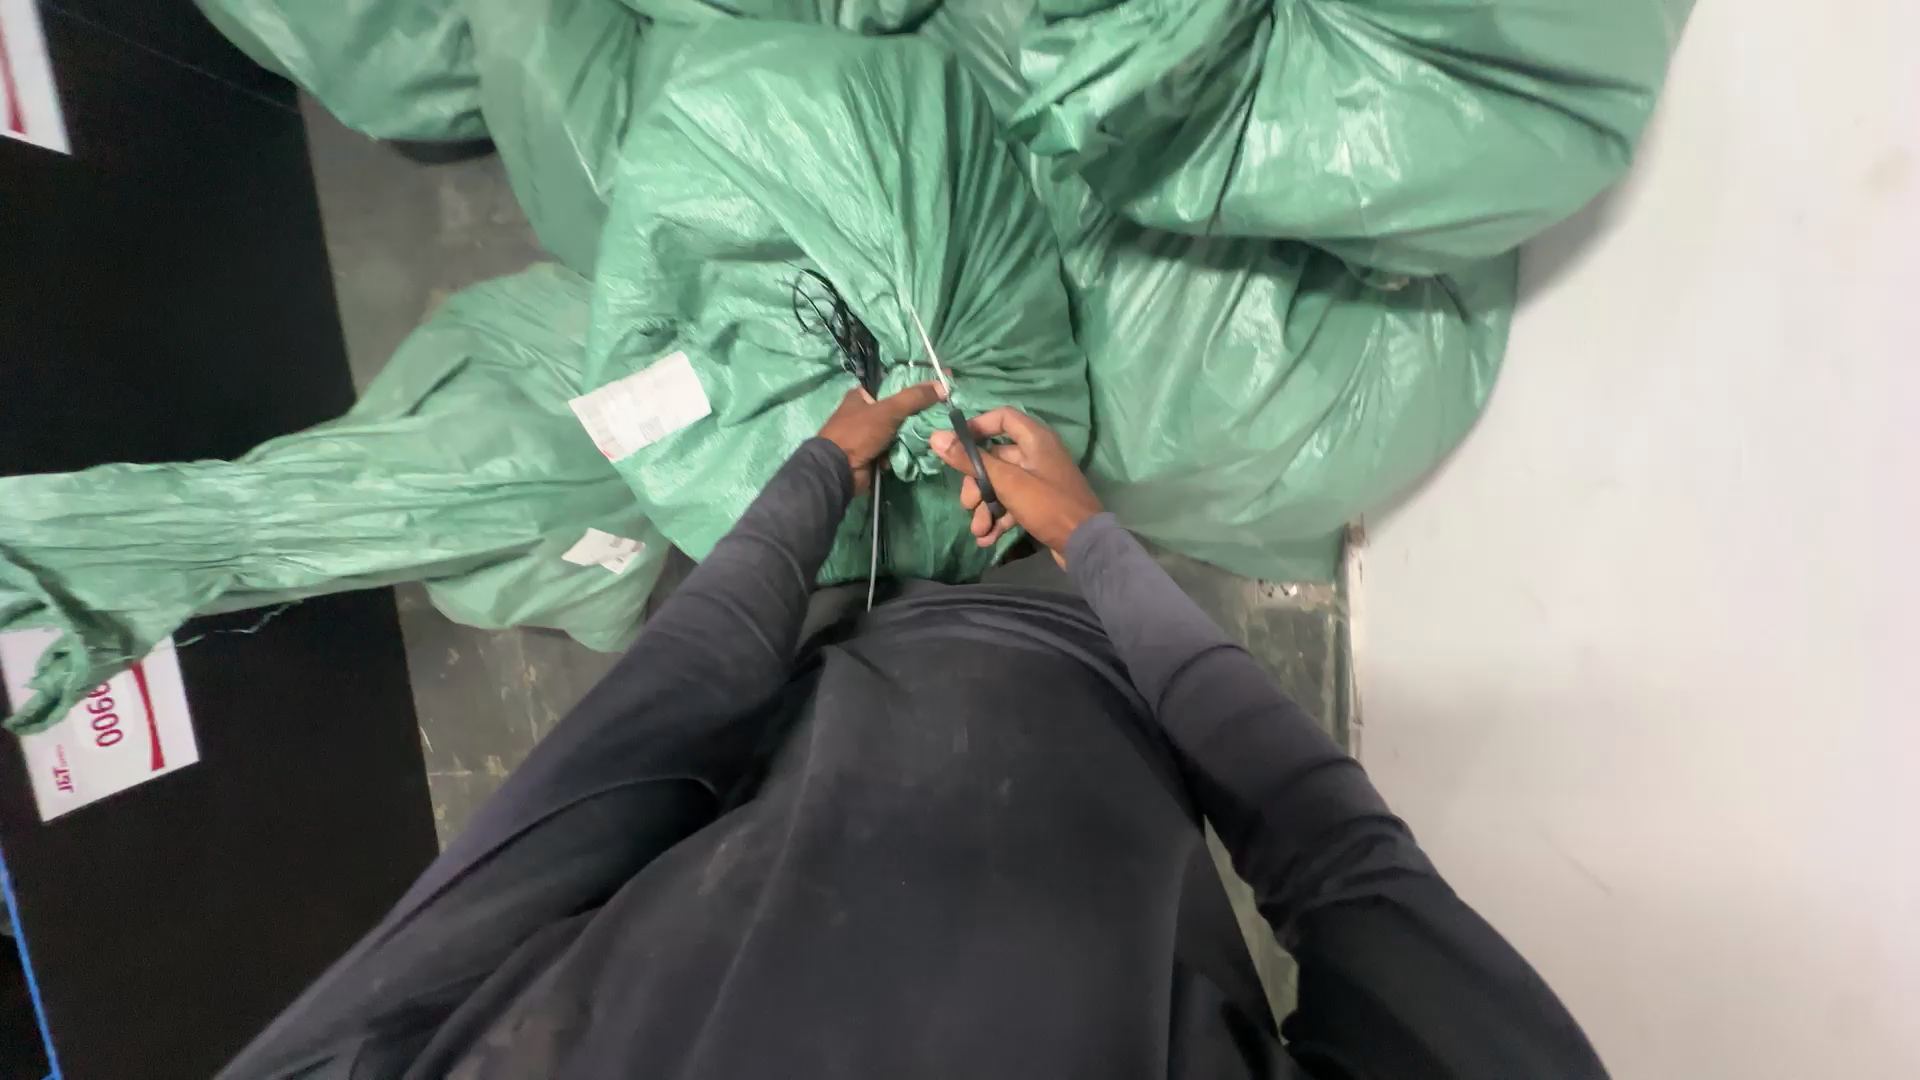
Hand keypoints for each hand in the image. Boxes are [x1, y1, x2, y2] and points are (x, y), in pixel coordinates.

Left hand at [817, 382, 942, 494]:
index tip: (935, 393)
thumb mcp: (888, 410)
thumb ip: (914, 398)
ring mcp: (867, 436)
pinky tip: (909, 454)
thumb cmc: (859, 433)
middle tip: (935, 418)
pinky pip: (893, 450)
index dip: (914, 390)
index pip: (893, 387)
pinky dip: (900, 453)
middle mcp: (864, 414)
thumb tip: (943, 386)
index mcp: (862, 396)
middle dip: (914, 418)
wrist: (839, 470)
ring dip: (908, 438)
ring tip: (926, 438)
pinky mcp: (872, 455)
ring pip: (898, 432)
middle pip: (898, 412)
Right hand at [929, 406, 1103, 562]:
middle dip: (976, 484)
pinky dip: (999, 518)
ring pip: (1001, 484)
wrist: (1084, 545)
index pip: (1002, 418)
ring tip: (978, 530)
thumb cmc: (1047, 505)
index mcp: (1035, 439)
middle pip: (995, 458)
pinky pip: (1012, 503)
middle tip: (968, 504)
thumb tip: (936, 437)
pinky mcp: (1039, 503)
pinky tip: (988, 538)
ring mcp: (1039, 480)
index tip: (956, 445)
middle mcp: (1037, 454)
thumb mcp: (1007, 482)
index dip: (977, 427)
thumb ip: (971, 461)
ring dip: (985, 507)